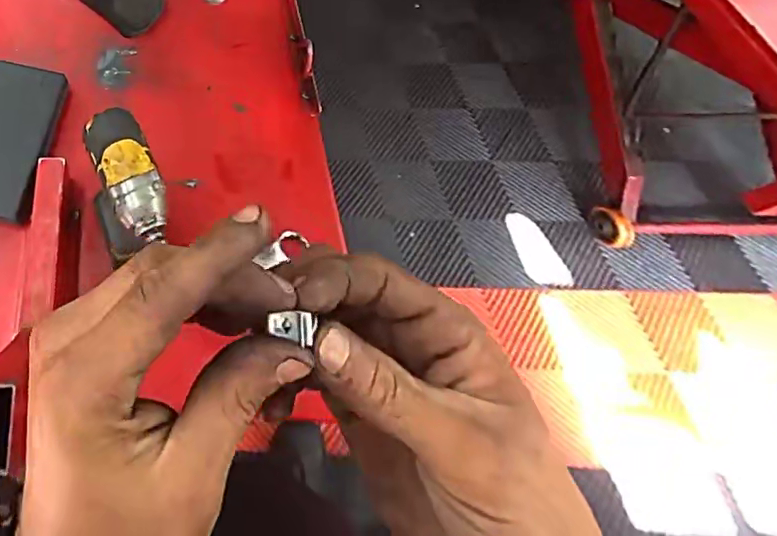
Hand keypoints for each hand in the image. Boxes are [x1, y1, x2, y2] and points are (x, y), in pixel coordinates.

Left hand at [22, 206, 313, 535]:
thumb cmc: (119, 531)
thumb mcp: (187, 480)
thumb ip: (233, 399)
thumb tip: (282, 343)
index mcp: (85, 373)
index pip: (158, 291)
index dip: (214, 254)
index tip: (255, 226)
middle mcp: (63, 335)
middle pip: (151, 273)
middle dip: (220, 271)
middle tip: (278, 294)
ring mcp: (63, 329)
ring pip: (143, 275)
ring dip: (203, 278)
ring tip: (258, 300)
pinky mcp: (73, 334)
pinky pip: (132, 292)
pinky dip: (180, 292)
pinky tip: (218, 306)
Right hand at [286, 253, 594, 535]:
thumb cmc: (516, 501)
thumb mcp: (459, 443)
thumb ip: (389, 390)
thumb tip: (322, 336)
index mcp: (440, 327)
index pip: (378, 278)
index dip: (334, 276)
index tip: (293, 293)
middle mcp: (401, 336)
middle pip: (340, 293)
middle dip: (300, 297)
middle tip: (262, 313)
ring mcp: (374, 369)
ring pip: (318, 328)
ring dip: (287, 334)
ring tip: (260, 351)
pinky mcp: (352, 403)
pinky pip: (310, 371)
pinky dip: (286, 374)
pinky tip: (272, 394)